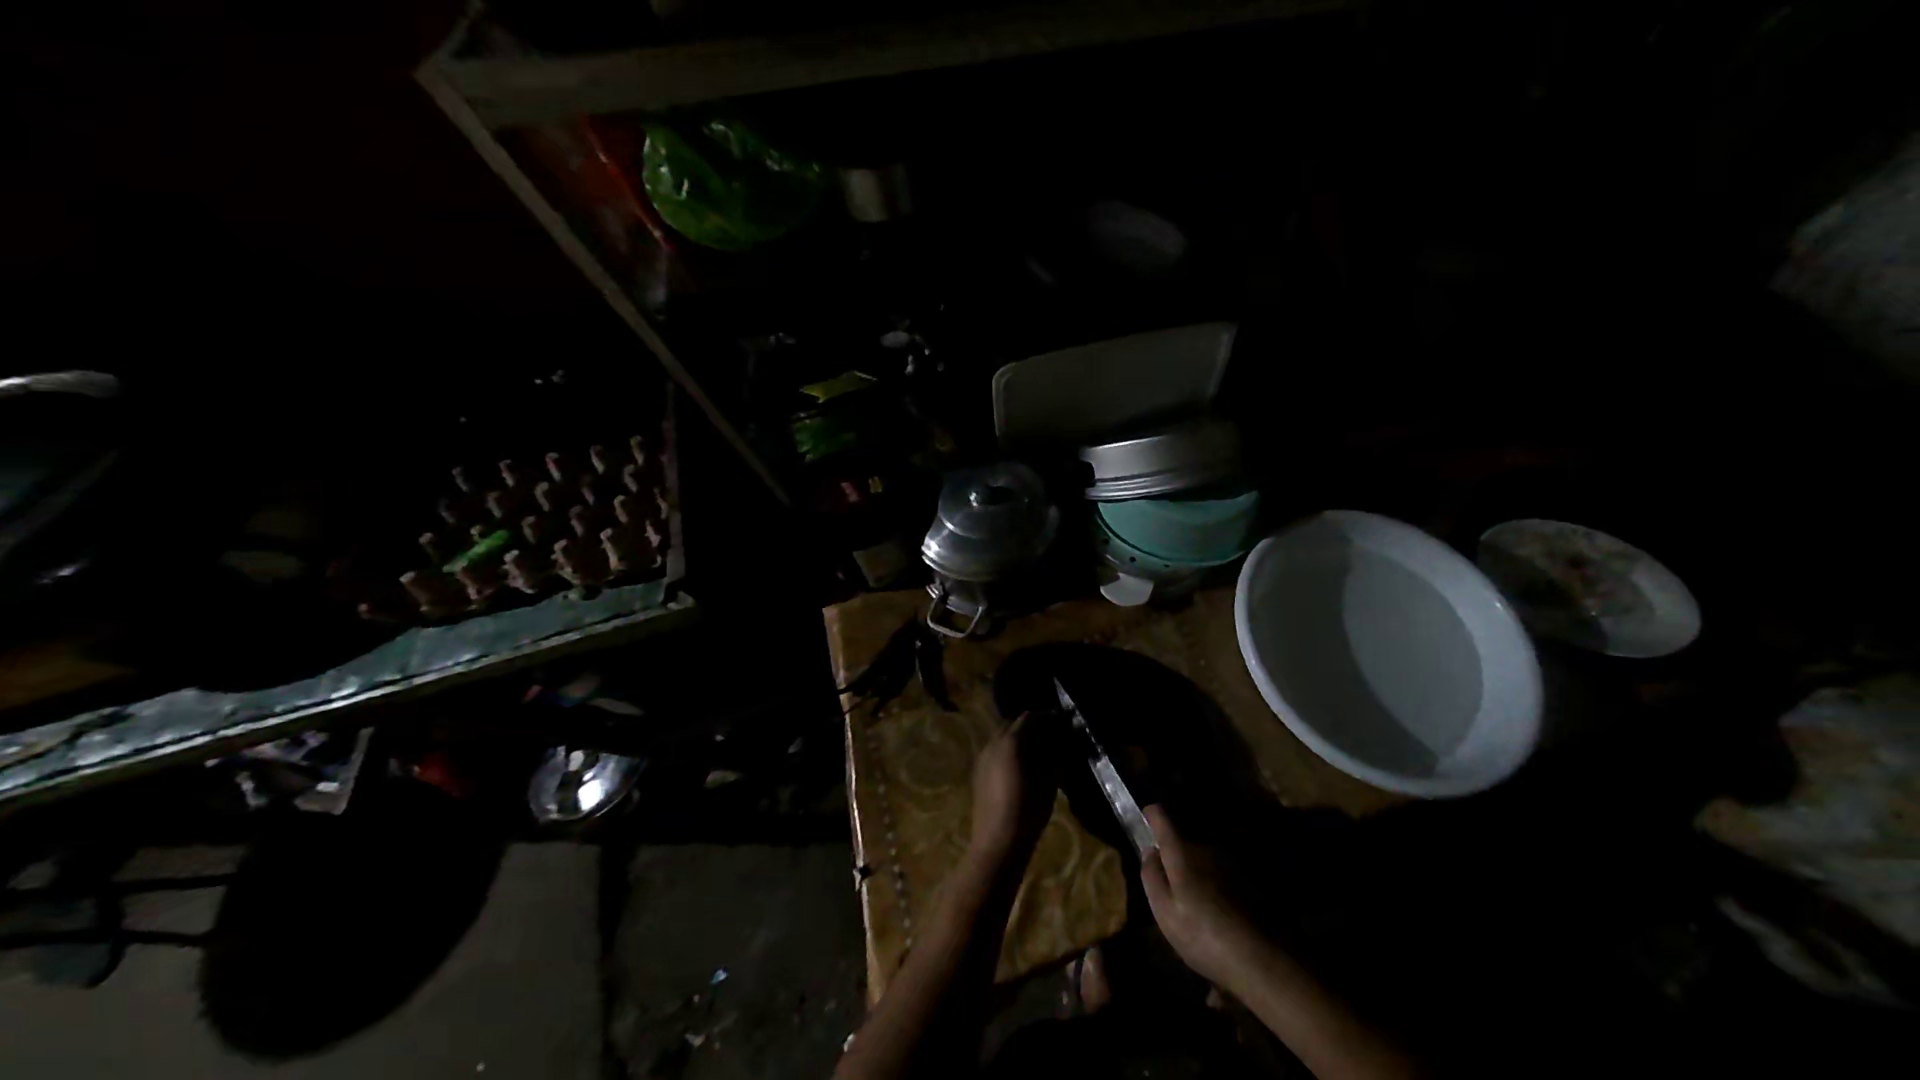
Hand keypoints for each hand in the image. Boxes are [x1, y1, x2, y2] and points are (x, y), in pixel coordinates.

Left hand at [969, 713, 1056, 863]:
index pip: (1030, 717)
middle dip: (1032, 724)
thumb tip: (1065, 742)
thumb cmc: (1028, 811)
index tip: (1064, 720)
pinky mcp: (978, 771)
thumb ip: (1057, 756)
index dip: (1049, 716)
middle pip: (1013, 723)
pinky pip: (995, 750)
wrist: (998, 842)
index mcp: (1010, 741)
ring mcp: (982, 757)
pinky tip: (1023, 764)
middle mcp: (992, 743)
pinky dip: (1010, 749)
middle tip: (1053, 733)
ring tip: (1040, 749)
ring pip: (1002, 736)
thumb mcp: (1050, 781)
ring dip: (1020, 736)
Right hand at [1139, 804, 1271, 993]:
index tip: (1144, 819)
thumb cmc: (1204, 936)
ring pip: (1204, 862)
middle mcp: (1208, 849)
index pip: (1162, 817)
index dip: (1151, 815)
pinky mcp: (1251, 882)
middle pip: (1184, 844)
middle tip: (1169, 890)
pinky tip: (1219, 920)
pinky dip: (1216, 889)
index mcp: (1183, 853)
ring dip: (1197, 876)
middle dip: (1174, 859)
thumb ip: (1151, 876)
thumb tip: (1150, 851)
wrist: (1264, 961)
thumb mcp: (1164, 912)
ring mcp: (1232, 864)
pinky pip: (1223, 877)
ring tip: (1196, 911)